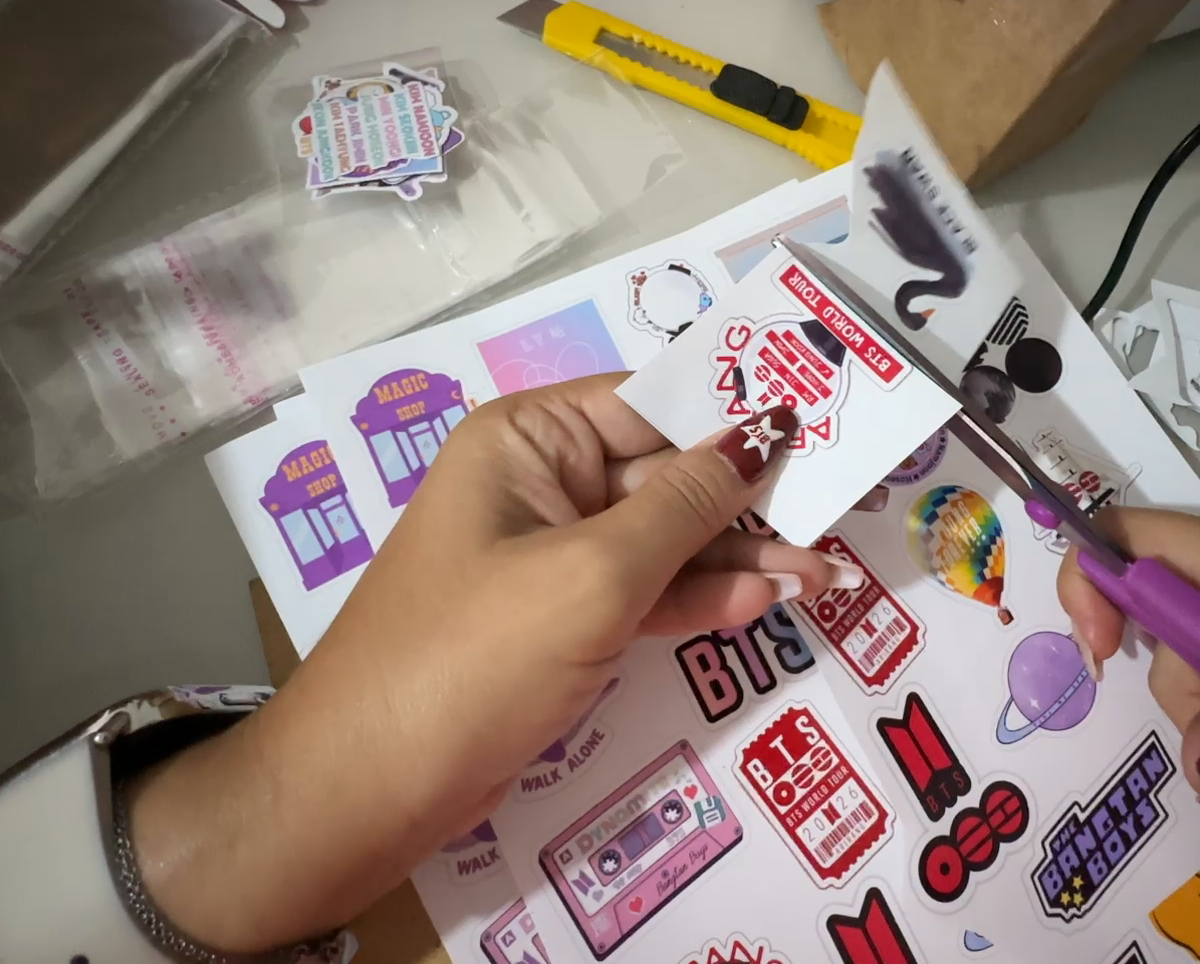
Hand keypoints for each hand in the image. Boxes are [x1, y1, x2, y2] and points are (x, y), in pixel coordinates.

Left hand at [133, 374, 864, 950]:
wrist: (367, 794)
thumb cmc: (475, 654)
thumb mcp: (595, 571)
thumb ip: (687, 503)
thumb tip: (762, 433)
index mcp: (531, 438)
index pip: (649, 404)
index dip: (729, 413)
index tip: (811, 422)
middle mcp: (544, 481)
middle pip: (665, 475)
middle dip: (745, 501)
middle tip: (832, 512)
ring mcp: (557, 552)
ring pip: (664, 538)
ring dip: (738, 557)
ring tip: (822, 575)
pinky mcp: (567, 614)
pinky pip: (646, 589)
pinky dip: (698, 596)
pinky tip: (763, 600)